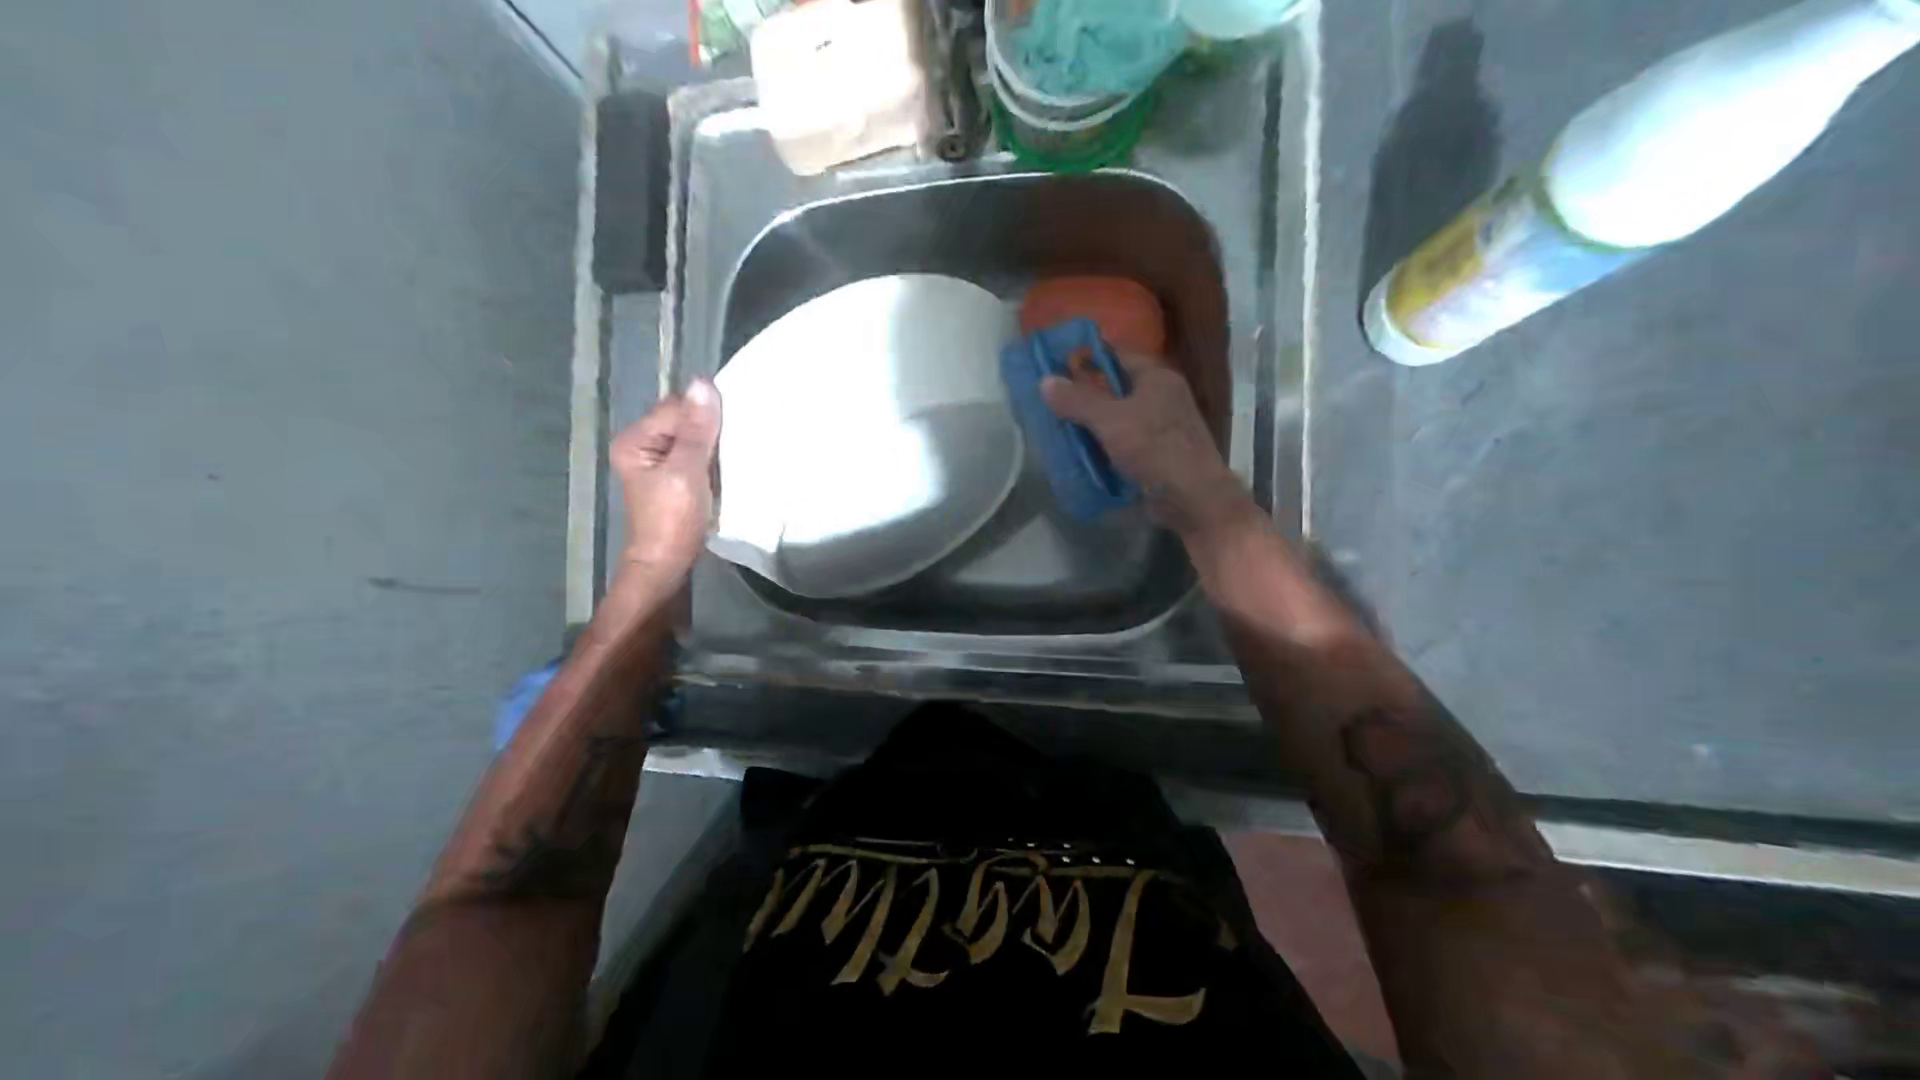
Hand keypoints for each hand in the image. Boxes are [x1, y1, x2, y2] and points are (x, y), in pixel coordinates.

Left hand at [609, 380, 721, 589]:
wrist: (667, 568)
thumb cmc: (673, 521)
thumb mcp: (687, 472)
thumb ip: (697, 430)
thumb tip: (703, 383)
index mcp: (636, 440)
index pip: (678, 408)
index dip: (706, 416)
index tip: (732, 432)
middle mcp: (644, 447)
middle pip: (685, 421)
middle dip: (712, 430)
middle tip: (736, 445)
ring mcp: (660, 465)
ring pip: (695, 440)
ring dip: (716, 447)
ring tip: (735, 458)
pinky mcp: (676, 481)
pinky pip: (699, 457)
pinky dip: (714, 462)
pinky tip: (728, 471)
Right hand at [1041, 353, 1249, 539]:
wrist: (1192, 497)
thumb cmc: (1154, 448)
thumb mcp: (1109, 420)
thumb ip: (1077, 400)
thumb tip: (1045, 380)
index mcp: (1157, 378)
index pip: (1117, 355)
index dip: (1088, 357)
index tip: (1057, 365)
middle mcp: (1163, 396)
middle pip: (1117, 387)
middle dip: (1085, 394)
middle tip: (1052, 399)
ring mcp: (1162, 426)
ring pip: (1119, 416)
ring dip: (1093, 423)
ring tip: (1060, 426)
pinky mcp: (1158, 453)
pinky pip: (1124, 441)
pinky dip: (1105, 444)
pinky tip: (1082, 452)